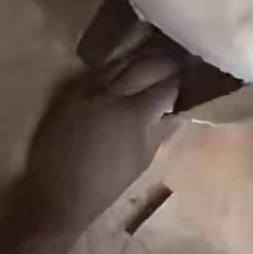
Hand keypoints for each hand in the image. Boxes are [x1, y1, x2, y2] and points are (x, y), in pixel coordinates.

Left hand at [19, 50, 181, 238]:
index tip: (192, 78)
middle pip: (144, 66)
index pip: (165, 87)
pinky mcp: (70, 94)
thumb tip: (178, 113)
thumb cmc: (107, 183)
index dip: (181, 82)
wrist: (59, 193)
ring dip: (139, 61)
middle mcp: (112, 94)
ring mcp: (88, 91)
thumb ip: (161, 130)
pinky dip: (115, 69)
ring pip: (119, 63)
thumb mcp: (142, 159)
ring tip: (154, 61)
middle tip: (179, 64)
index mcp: (134, 113)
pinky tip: (124, 71)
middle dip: (165, 63)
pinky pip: (97, 73)